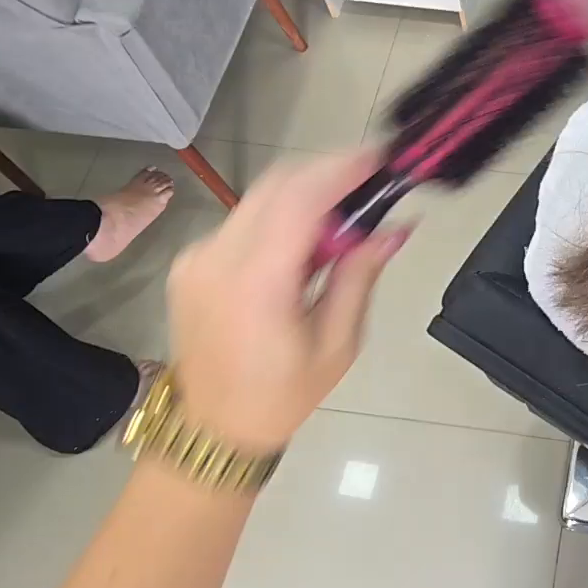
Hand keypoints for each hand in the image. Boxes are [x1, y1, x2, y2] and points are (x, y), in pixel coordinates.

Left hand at [166, 149, 409, 450]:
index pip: (299, 200)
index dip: (341, 169)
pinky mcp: (192, 262)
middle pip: (277, 185)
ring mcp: (197, 257)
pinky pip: (245, 221)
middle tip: (370, 188)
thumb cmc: (283, 395)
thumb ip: (359, 277)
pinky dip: (282, 219)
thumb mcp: (337, 343)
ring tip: (343, 227)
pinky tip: (306, 248)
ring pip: (260, 199)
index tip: (380, 158)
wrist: (212, 428)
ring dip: (306, 198)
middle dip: (328, 175)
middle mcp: (217, 258)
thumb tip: (395, 229)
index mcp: (256, 285)